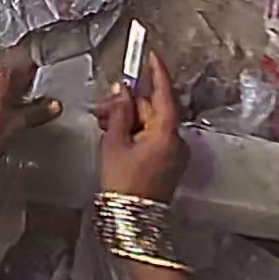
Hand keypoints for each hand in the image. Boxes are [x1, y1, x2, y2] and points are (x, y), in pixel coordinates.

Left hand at [0, 46, 61, 153]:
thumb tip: (55, 105)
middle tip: (26, 89)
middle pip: (8, 62)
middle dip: (17, 73)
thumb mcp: (17, 124)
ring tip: (7, 97)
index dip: (35, 67)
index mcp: (7, 71)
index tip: (40, 76)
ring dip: (0, 79)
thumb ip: (37, 111)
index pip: (27, 58)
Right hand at [98, 51, 188, 200]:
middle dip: (128, 103)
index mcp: (166, 134)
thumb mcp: (115, 143)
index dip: (157, 73)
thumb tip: (123, 91)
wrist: (132, 223)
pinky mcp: (167, 162)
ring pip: (150, 123)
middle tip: (102, 105)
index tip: (151, 55)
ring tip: (104, 123)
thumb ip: (119, 112)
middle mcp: (176, 141)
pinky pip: (151, 137)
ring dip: (128, 118)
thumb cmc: (123, 185)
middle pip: (153, 109)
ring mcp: (174, 153)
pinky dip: (135, 131)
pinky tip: (115, 134)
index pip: (164, 94)